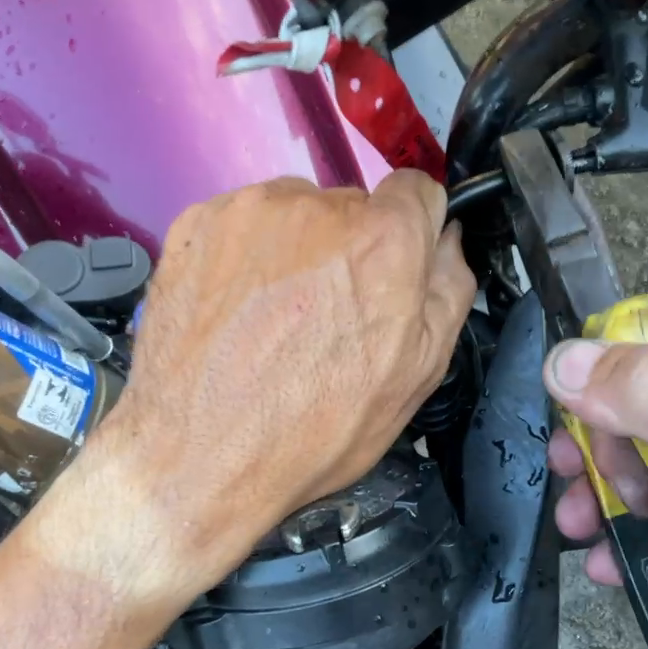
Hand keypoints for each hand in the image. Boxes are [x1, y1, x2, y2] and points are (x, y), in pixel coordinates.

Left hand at [58, 172, 474, 585]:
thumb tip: (449, 241)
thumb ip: (448, 292)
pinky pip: (244, 226)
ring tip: (277, 323)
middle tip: (330, 320)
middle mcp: (318, 206)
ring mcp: (250, 210)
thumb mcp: (416, 377)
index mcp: (384, 241)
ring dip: (300, 253)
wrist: (198, 456)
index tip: (397, 273)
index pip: (419, 191)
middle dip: (354, 253)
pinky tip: (240, 314)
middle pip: (355, 209)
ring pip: (298, 216)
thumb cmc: (315, 430)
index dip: (415, 233)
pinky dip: (249, 258)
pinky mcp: (198, 223)